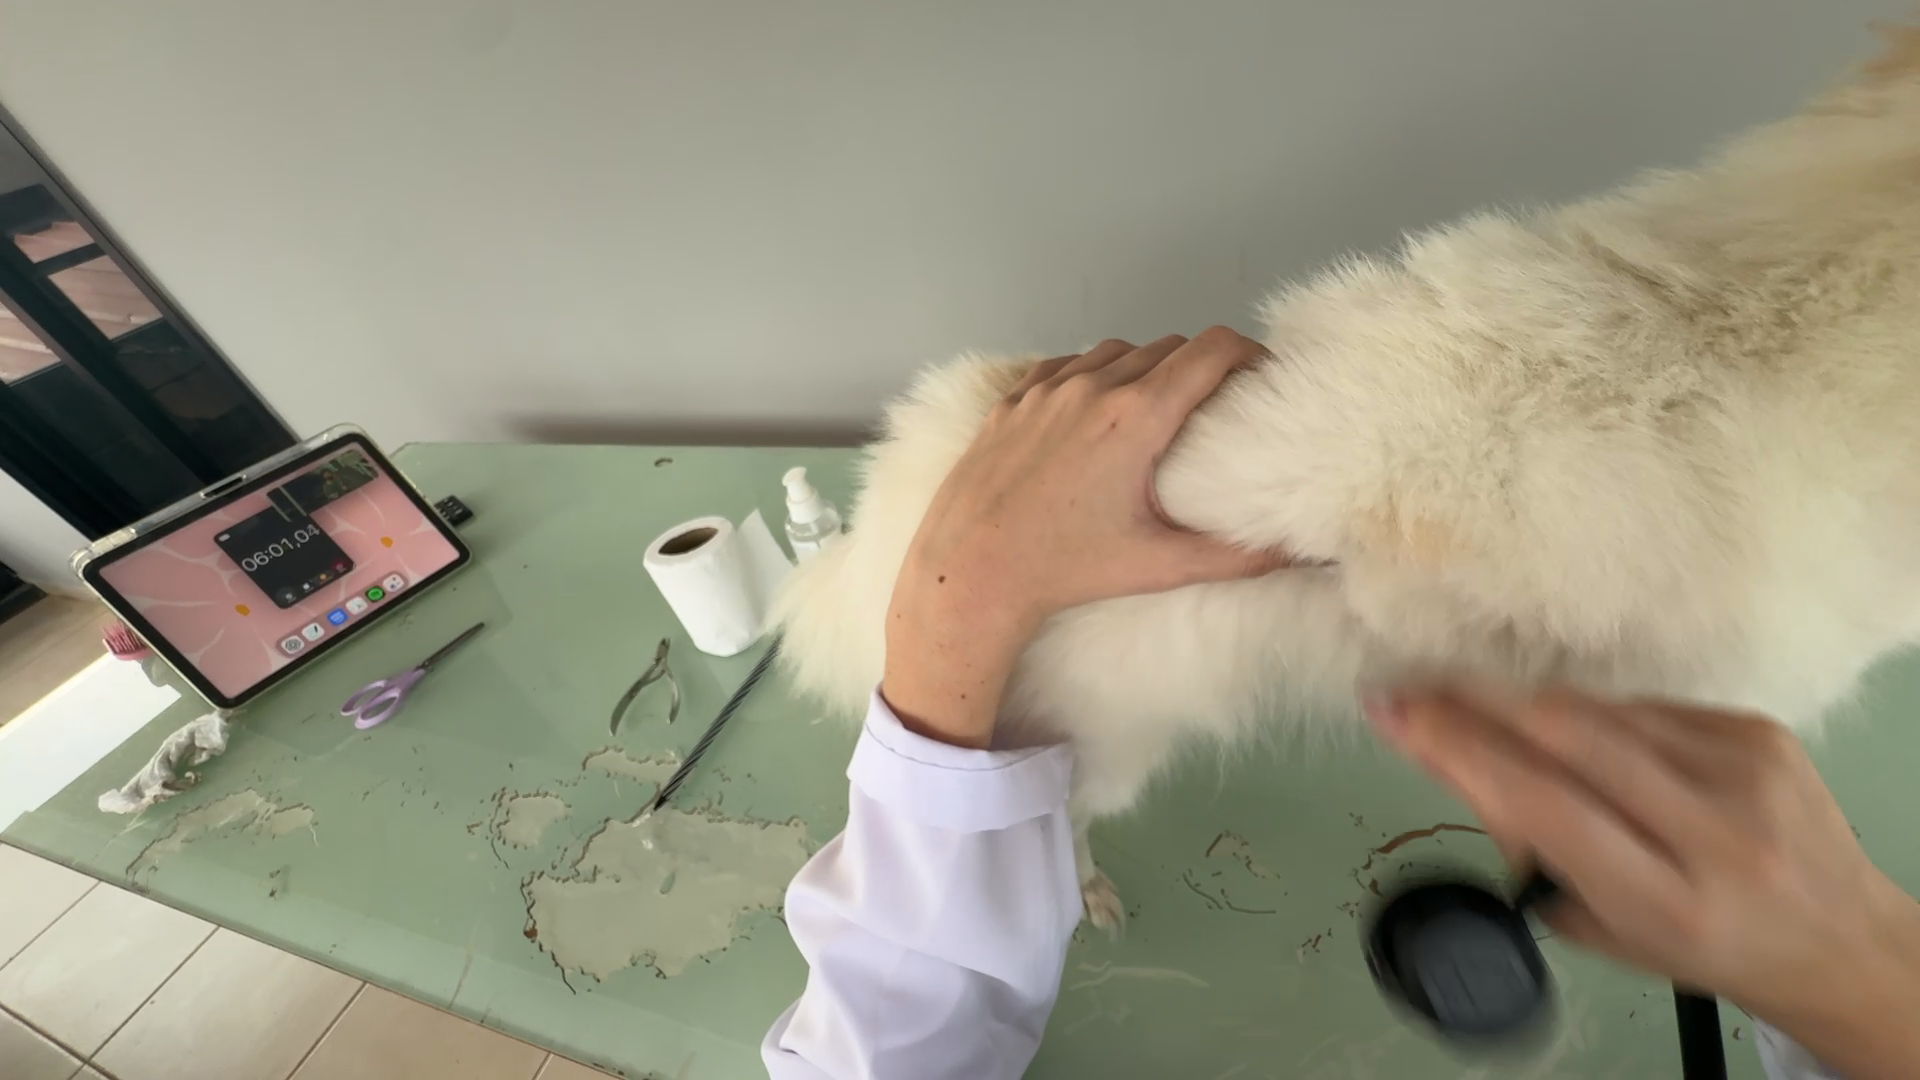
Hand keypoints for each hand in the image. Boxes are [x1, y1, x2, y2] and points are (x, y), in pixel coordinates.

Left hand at [882, 329, 1290, 747]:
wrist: (971, 567)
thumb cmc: (1062, 568)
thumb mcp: (1156, 564)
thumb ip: (1235, 557)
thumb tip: (1299, 556)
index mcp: (1136, 417)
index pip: (1212, 350)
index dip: (1247, 352)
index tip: (1260, 374)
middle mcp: (1091, 388)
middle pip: (1167, 348)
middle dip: (1198, 366)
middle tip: (1209, 404)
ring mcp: (1045, 390)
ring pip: (1113, 352)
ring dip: (1143, 367)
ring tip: (1150, 406)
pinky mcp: (1011, 402)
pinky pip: (1063, 366)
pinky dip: (1090, 374)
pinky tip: (1089, 408)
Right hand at [1371, 685, 1919, 1077]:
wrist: (1844, 944)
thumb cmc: (1691, 941)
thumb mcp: (1591, 915)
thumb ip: (1518, 836)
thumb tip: (1442, 746)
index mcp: (1669, 900)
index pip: (1540, 801)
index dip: (1454, 746)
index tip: (1390, 711)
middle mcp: (1718, 833)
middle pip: (1565, 732)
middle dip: (1471, 698)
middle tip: (1411, 684)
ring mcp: (1746, 772)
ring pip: (1586, 707)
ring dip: (1516, 706)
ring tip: (1485, 717)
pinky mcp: (1758, 732)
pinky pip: (1627, 703)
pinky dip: (1581, 715)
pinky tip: (1579, 740)